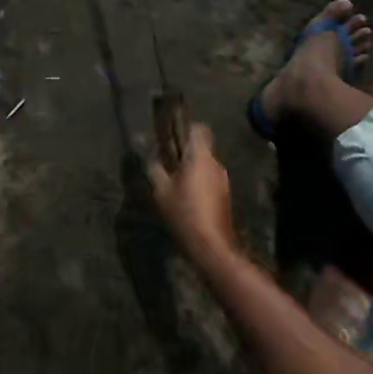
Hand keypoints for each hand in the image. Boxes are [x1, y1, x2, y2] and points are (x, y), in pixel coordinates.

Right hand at [148, 123, 237, 264]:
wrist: (211, 246)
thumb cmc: (184, 212)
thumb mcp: (161, 190)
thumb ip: (154, 167)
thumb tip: (147, 151)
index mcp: (200, 157)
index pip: (199, 129)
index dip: (185, 127)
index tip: (171, 133)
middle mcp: (215, 164)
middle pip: (200, 148)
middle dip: (184, 152)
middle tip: (165, 161)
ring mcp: (223, 180)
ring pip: (205, 164)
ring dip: (191, 168)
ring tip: (174, 181)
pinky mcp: (225, 194)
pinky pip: (209, 178)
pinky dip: (198, 181)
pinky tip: (186, 196)